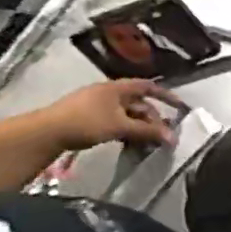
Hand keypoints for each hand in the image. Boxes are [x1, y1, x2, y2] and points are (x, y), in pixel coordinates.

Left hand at [35, 79, 185, 150]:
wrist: (50, 130)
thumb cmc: (87, 122)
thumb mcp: (121, 127)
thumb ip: (148, 132)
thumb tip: (173, 139)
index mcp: (117, 88)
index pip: (148, 86)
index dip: (165, 95)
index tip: (181, 107)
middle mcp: (110, 93)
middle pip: (139, 104)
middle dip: (154, 120)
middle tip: (164, 137)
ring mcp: (100, 105)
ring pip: (129, 115)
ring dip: (142, 129)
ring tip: (150, 144)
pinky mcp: (93, 118)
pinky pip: (118, 123)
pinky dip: (129, 132)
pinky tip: (132, 145)